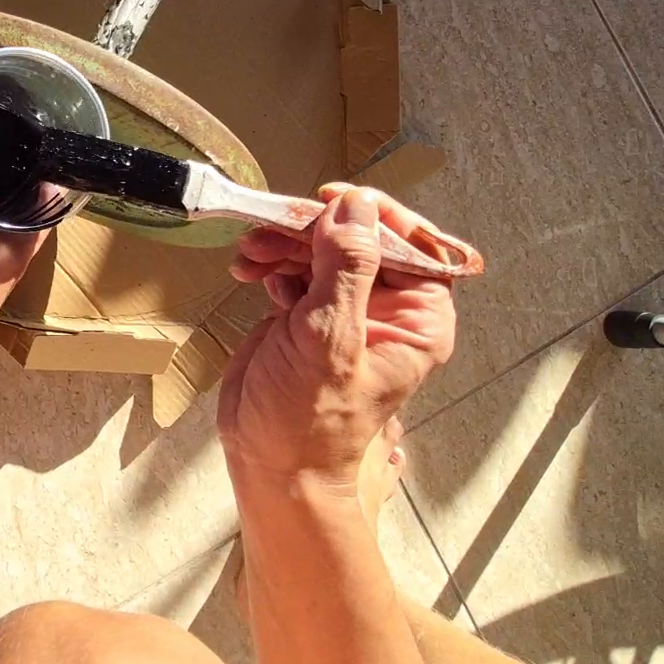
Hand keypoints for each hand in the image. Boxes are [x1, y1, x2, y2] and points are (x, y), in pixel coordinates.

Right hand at [217, 184, 456, 494]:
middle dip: (310, 231)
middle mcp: (383, 309)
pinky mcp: (302, 317)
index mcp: (415, 317)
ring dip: (281, 245)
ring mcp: (339, 311)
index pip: (413, 245)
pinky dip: (268, 264)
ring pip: (317, 251)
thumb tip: (354, 206)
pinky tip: (248, 273)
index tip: (332, 200)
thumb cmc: (310, 418)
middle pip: (355, 241)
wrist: (271, 463)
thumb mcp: (328, 341)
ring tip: (249, 256)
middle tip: (268, 230)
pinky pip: (291, 270)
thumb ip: (344, 270)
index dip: (375, 215)